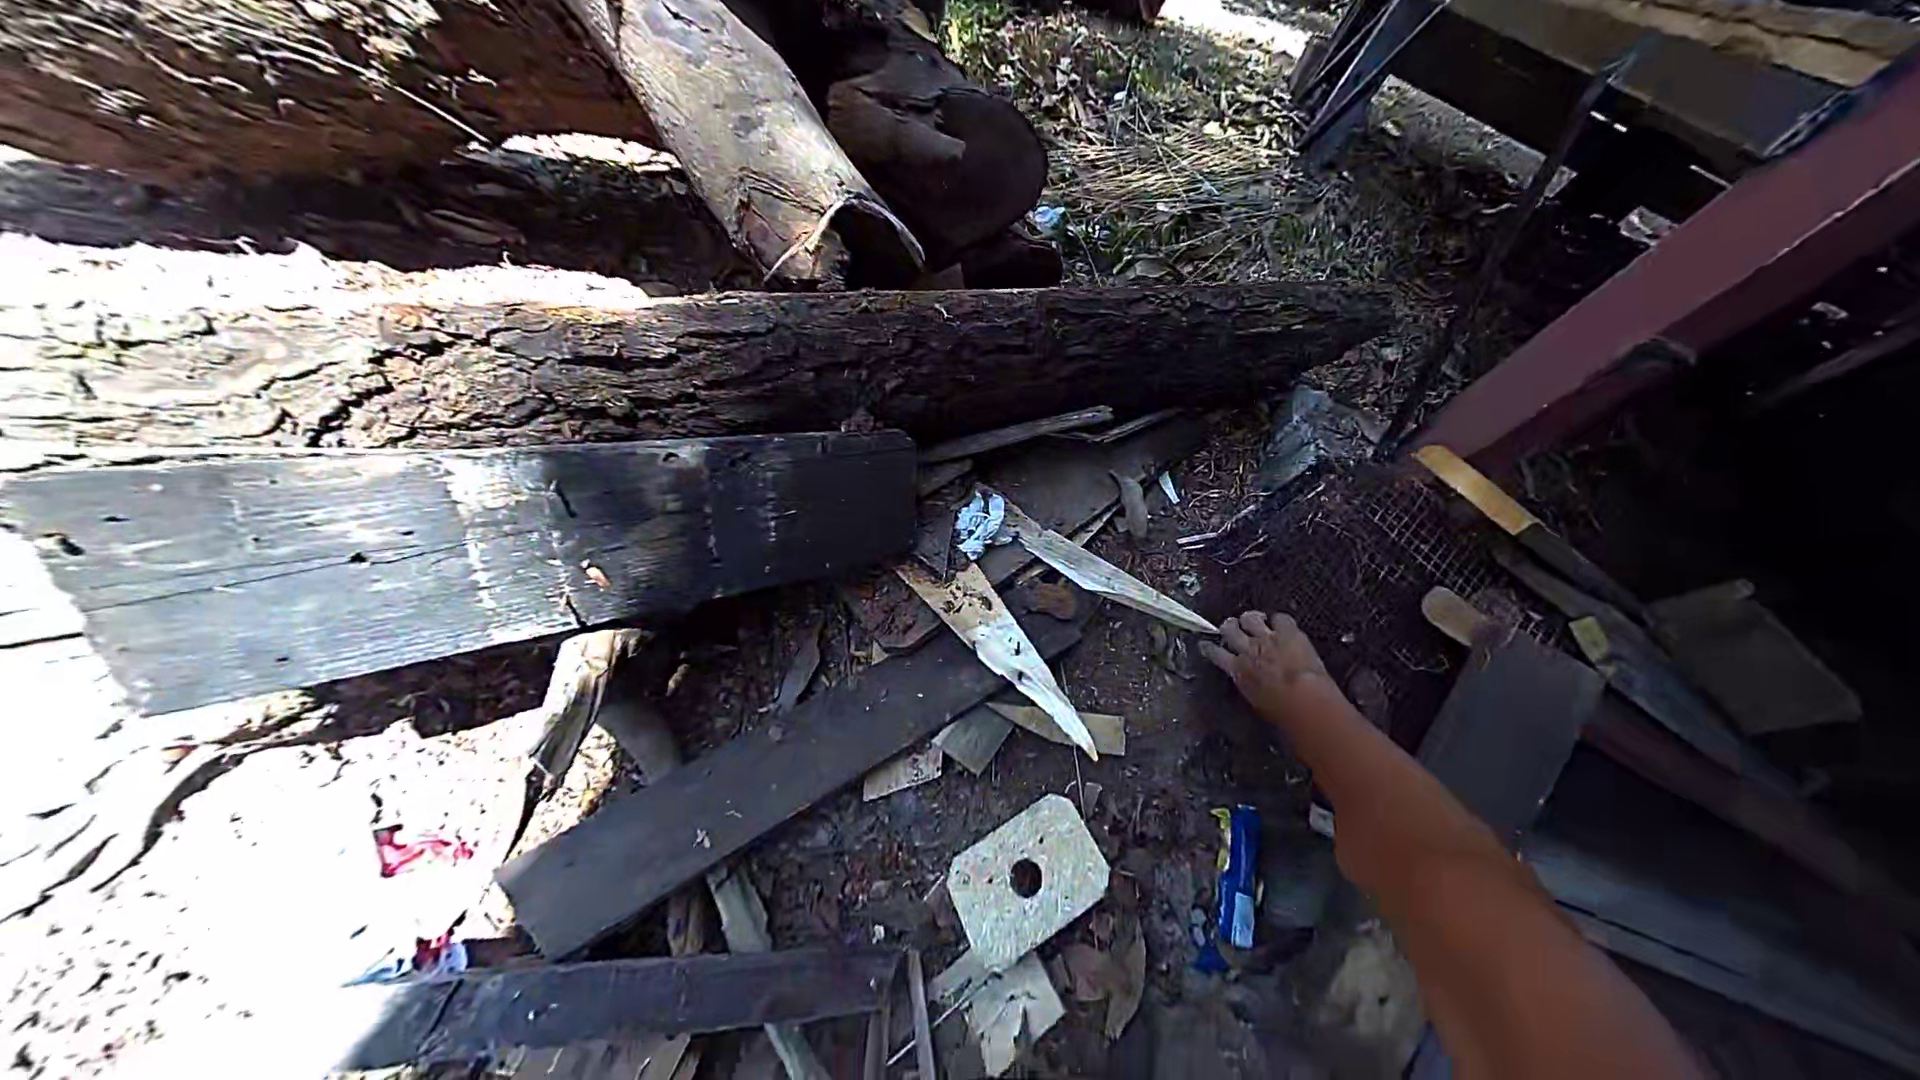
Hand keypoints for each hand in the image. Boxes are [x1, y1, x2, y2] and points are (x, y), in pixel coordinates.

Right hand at [1200, 611, 1333, 721]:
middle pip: (1229, 629)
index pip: (1215, 652)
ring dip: (1251, 619)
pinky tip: (1281, 624)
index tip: (1206, 644)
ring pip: (1250, 619)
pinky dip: (1280, 621)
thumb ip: (1246, 683)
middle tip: (1232, 627)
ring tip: (1255, 620)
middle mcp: (1248, 650)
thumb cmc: (1280, 710)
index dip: (1209, 647)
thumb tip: (1247, 679)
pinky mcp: (1288, 632)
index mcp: (1237, 669)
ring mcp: (1267, 638)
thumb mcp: (1254, 700)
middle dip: (1229, 627)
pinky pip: (1280, 618)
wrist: (1304, 699)